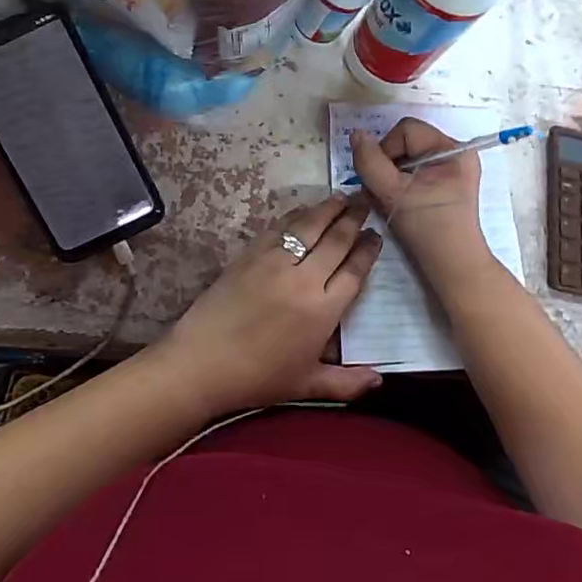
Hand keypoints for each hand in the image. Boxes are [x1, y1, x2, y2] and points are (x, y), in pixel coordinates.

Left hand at [156, 196, 383, 414]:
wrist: (202, 362)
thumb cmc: (258, 378)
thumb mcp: (306, 385)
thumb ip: (346, 382)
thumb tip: (379, 382)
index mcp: (323, 310)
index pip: (354, 271)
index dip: (368, 250)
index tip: (376, 234)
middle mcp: (303, 279)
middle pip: (335, 240)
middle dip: (354, 219)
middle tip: (365, 201)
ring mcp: (274, 262)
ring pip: (308, 226)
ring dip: (327, 209)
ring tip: (342, 197)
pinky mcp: (250, 254)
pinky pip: (279, 227)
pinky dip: (295, 215)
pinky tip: (304, 210)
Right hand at [349, 120, 483, 265]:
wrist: (454, 267)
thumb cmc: (428, 228)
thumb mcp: (392, 192)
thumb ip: (369, 161)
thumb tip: (356, 134)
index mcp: (452, 149)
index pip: (405, 130)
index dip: (386, 150)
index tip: (382, 180)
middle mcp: (456, 153)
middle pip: (407, 142)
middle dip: (388, 164)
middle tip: (384, 192)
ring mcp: (453, 169)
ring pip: (408, 158)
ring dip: (392, 176)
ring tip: (390, 199)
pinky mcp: (446, 184)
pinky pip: (416, 171)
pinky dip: (401, 184)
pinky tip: (399, 203)